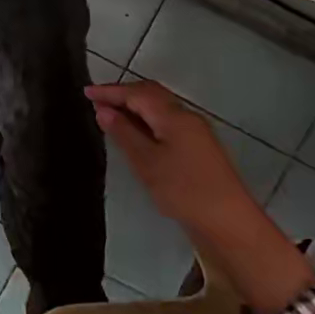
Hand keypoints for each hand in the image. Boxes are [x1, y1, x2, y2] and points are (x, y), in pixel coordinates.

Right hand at [87, 78, 312, 313]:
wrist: (228, 222)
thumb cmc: (183, 190)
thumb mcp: (146, 162)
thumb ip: (124, 133)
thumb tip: (103, 110)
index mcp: (174, 116)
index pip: (137, 93)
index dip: (110, 91)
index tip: (85, 92)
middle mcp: (186, 116)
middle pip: (151, 94)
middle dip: (123, 93)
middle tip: (96, 100)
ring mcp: (195, 131)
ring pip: (160, 107)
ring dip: (135, 106)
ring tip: (110, 114)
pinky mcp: (198, 147)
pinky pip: (166, 121)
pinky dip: (146, 119)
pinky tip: (135, 132)